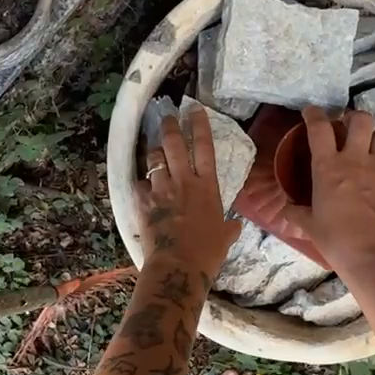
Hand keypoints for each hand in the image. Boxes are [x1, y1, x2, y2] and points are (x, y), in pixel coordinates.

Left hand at [138, 109, 242, 272]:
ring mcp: (161, 189)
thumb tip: (235, 225)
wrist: (178, 266)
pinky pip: (139, 183)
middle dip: (169, 126)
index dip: (200, 125)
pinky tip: (142, 184)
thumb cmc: (207, 252)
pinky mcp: (143, 201)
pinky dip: (141, 182)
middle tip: (166, 116)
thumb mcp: (225, 237)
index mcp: (207, 186)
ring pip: (154, 159)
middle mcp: (183, 181)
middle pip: (174, 143)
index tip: (195, 109)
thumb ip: (229, 227)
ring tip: (154, 149)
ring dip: (154, 152)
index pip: (205, 147)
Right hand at [280, 106, 374, 273]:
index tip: (310, 112)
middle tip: (345, 126)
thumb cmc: (336, 240)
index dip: (314, 114)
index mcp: (328, 167)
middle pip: (361, 120)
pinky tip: (373, 183)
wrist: (374, 256)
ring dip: (372, 136)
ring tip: (364, 147)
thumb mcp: (309, 226)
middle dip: (352, 117)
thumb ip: (297, 212)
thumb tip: (287, 208)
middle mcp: (355, 161)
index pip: (320, 128)